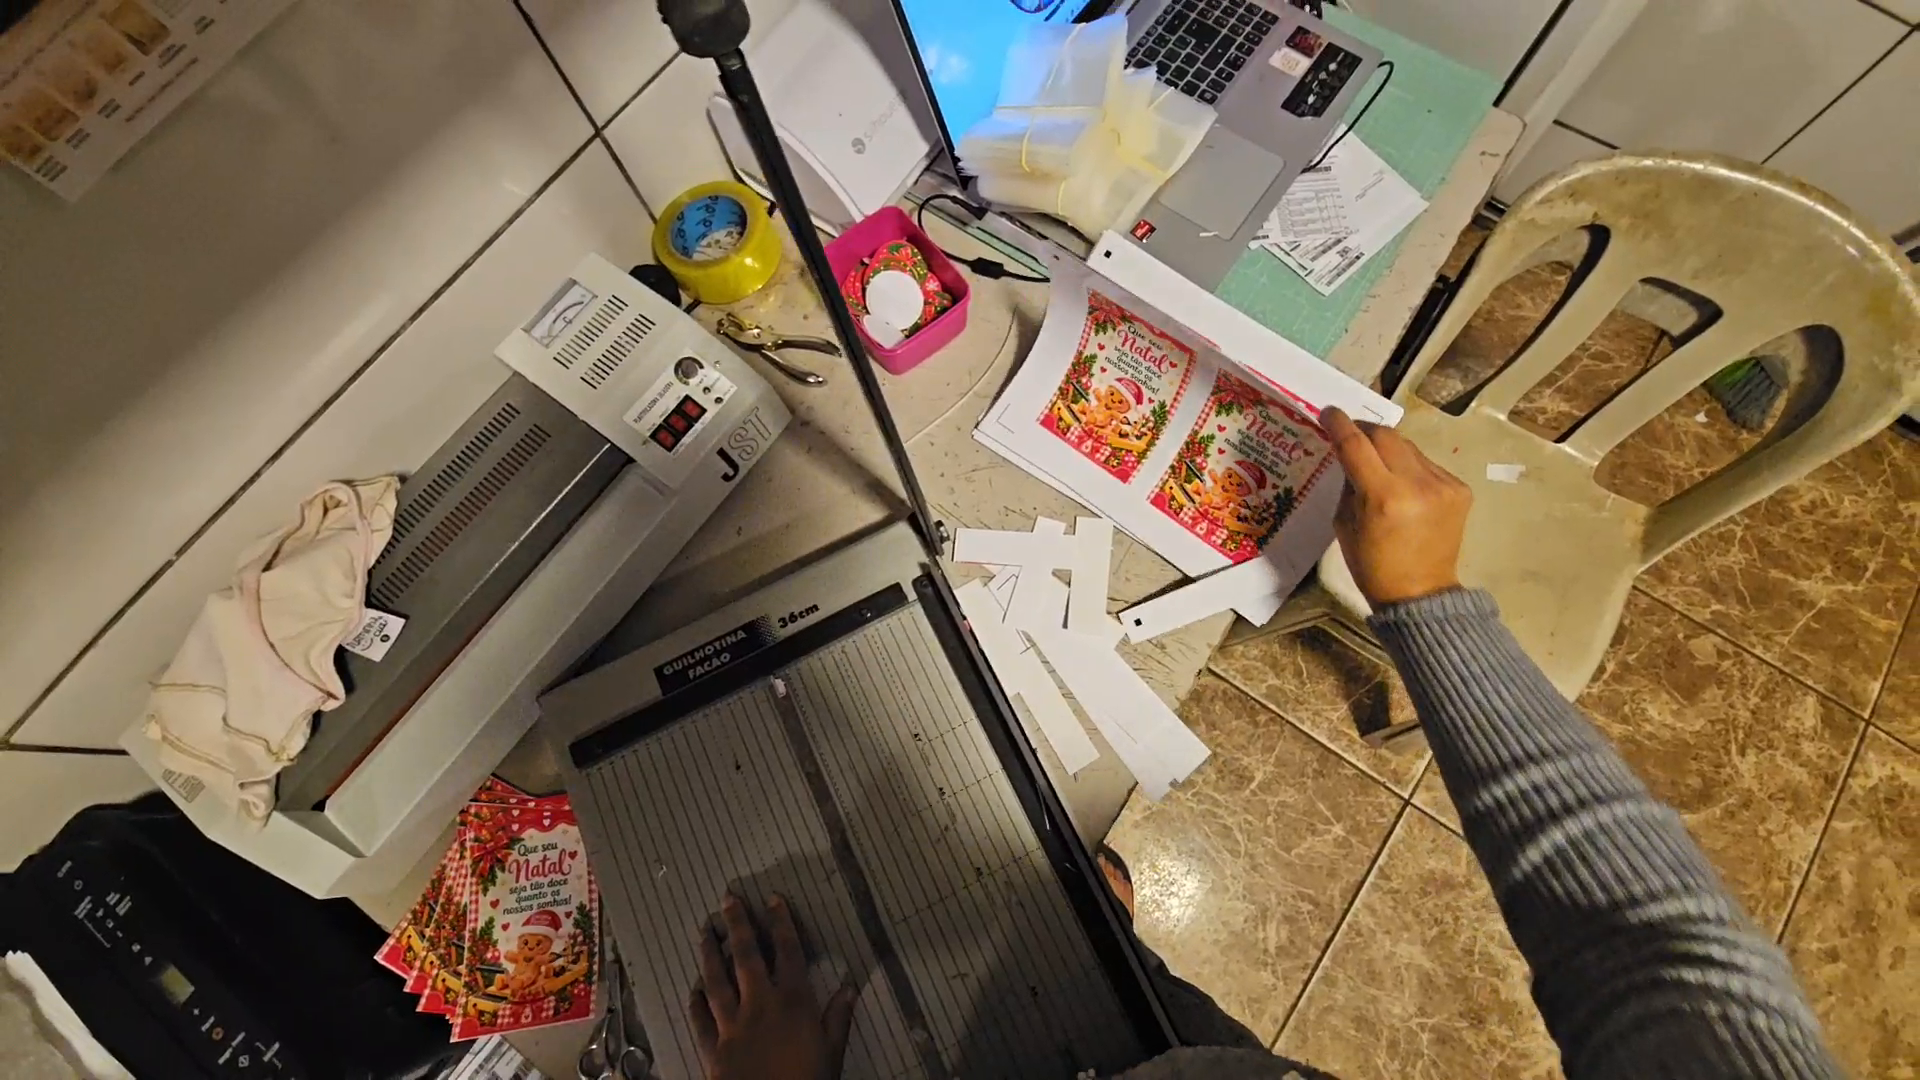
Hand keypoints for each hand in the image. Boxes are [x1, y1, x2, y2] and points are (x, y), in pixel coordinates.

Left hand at [688, 893, 860, 1079]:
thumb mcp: (832, 1053)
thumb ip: (838, 1018)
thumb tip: (850, 984)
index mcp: (793, 1001)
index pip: (787, 951)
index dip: (781, 923)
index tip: (772, 898)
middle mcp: (760, 1004)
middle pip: (746, 956)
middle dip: (738, 925)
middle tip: (727, 899)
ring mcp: (732, 1026)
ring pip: (717, 981)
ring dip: (709, 954)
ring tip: (704, 931)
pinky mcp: (712, 1050)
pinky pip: (701, 1020)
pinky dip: (696, 1002)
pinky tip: (693, 988)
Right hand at [1320, 407, 1471, 606]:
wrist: (1420, 592)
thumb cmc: (1371, 564)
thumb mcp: (1344, 523)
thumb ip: (1349, 485)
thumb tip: (1350, 457)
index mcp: (1383, 497)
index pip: (1356, 446)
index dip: (1340, 425)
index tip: (1329, 412)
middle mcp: (1417, 484)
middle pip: (1387, 436)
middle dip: (1365, 430)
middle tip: (1350, 432)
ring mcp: (1443, 485)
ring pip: (1408, 447)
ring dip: (1387, 448)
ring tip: (1374, 460)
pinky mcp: (1460, 489)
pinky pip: (1426, 465)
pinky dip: (1408, 467)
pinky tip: (1401, 484)